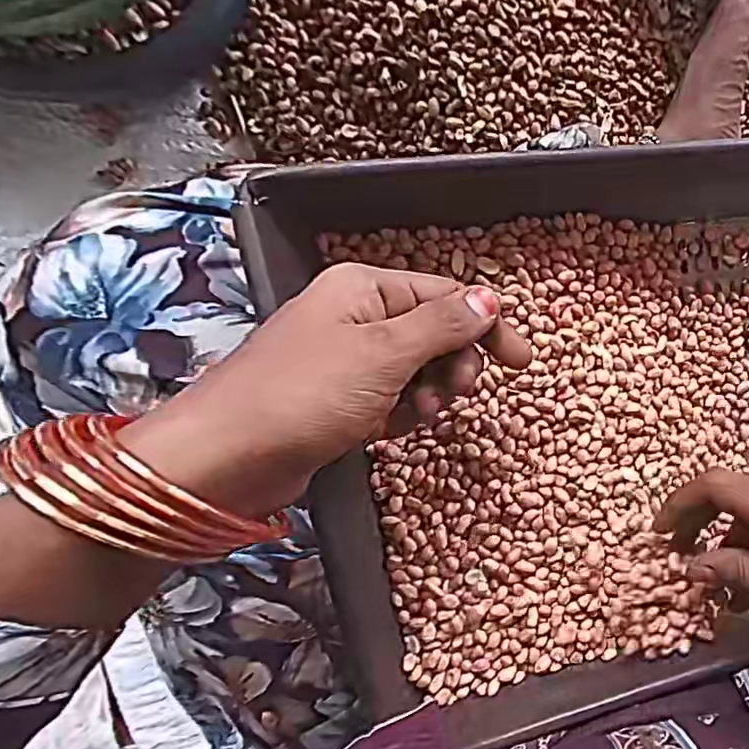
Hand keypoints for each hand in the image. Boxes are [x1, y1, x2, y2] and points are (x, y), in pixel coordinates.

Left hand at [121, 263, 532, 516]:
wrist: (228, 459)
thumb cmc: (304, 395)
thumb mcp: (385, 354)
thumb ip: (443, 326)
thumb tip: (488, 301)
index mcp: (364, 289)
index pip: (446, 297)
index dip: (486, 327)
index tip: (521, 362)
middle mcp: (357, 317)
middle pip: (435, 334)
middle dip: (453, 366)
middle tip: (451, 392)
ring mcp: (348, 361)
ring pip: (418, 371)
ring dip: (429, 394)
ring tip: (417, 413)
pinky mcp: (342, 400)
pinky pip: (393, 399)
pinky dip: (402, 414)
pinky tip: (389, 428)